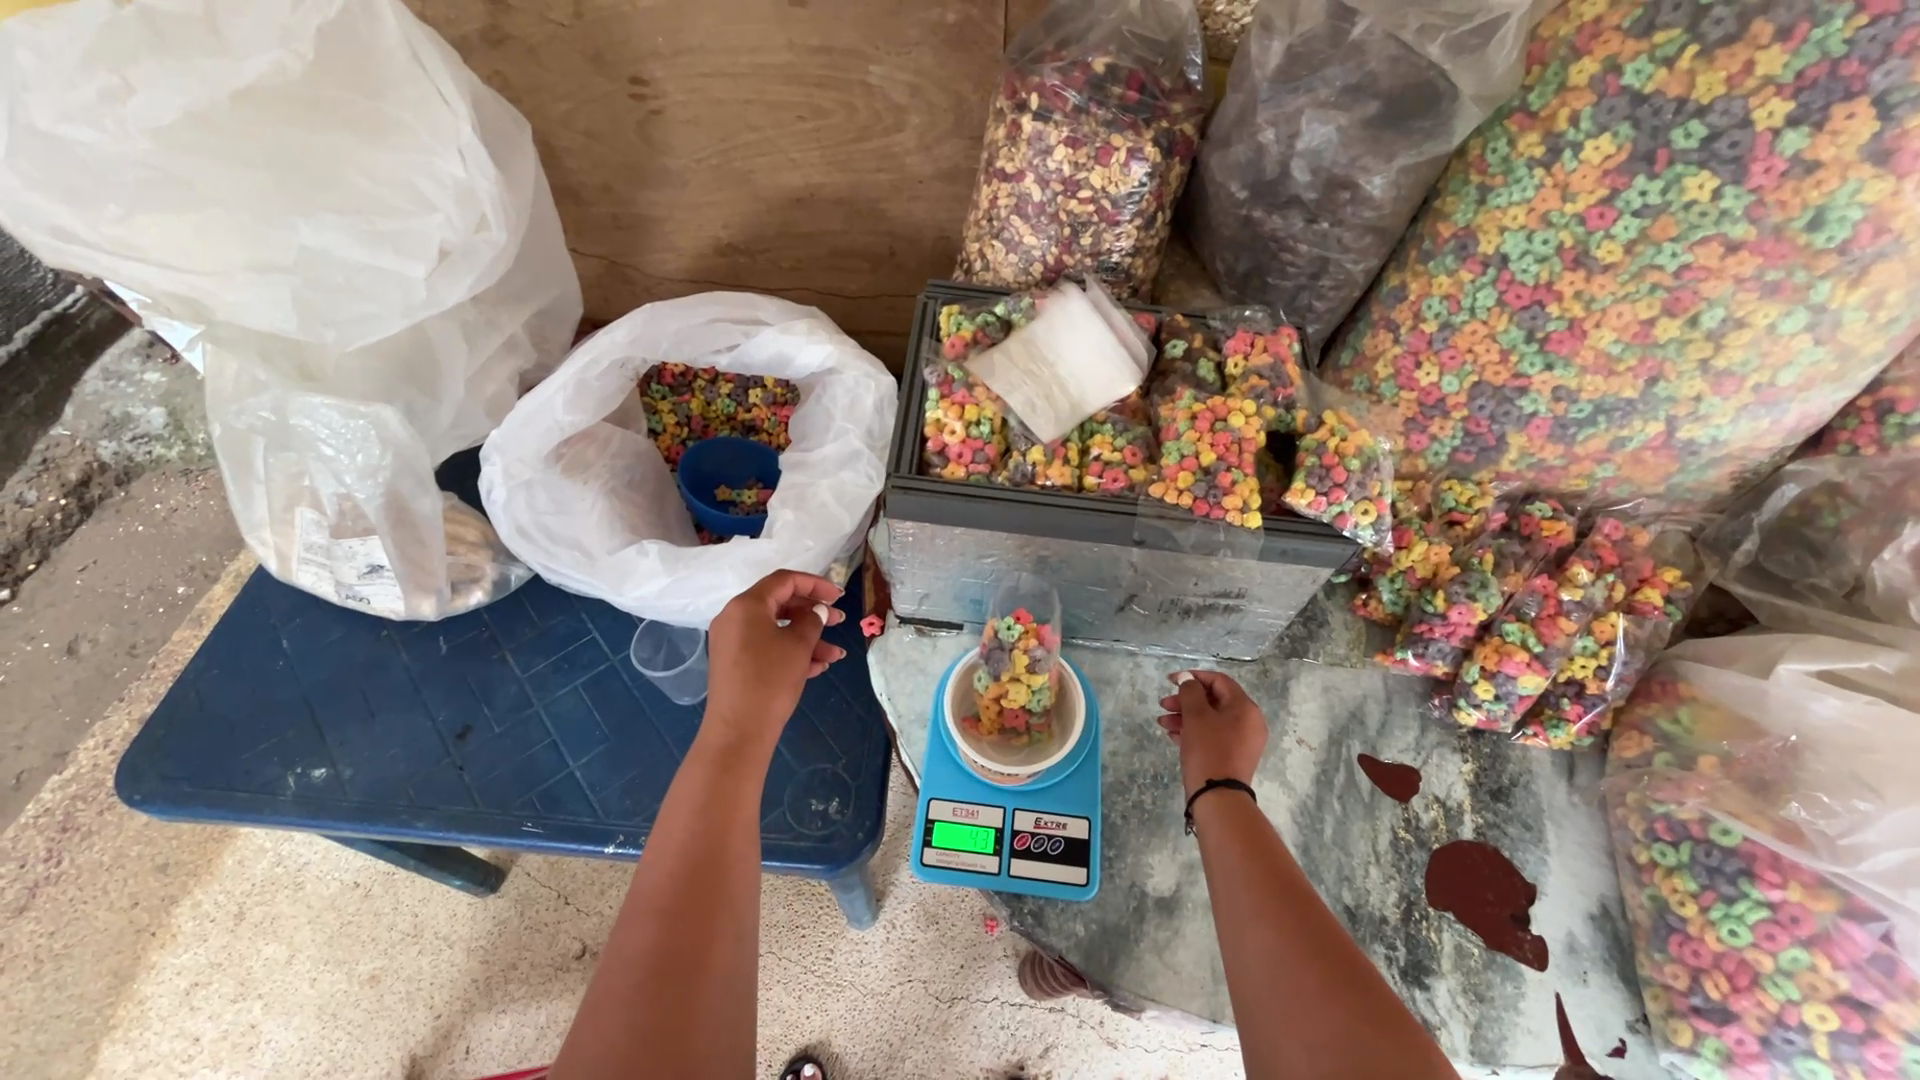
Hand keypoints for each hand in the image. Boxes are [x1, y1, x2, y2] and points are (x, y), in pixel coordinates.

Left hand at [704, 569, 847, 743]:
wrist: (739, 729)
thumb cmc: (770, 679)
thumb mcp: (798, 645)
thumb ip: (812, 620)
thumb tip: (817, 611)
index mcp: (746, 605)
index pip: (784, 581)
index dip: (815, 584)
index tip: (839, 596)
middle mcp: (735, 618)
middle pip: (780, 604)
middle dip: (813, 613)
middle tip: (840, 622)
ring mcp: (732, 642)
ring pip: (776, 630)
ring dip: (807, 638)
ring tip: (836, 654)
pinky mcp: (735, 663)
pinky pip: (767, 647)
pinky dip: (791, 652)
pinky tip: (819, 667)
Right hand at [1156, 670, 1267, 796]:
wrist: (1218, 797)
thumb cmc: (1208, 750)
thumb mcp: (1196, 716)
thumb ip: (1190, 691)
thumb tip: (1188, 679)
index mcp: (1245, 708)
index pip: (1219, 681)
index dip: (1193, 677)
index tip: (1170, 681)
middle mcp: (1249, 722)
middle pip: (1214, 701)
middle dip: (1185, 701)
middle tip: (1163, 704)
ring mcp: (1242, 741)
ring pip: (1211, 720)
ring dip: (1185, 717)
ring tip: (1162, 722)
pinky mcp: (1233, 756)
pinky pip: (1213, 736)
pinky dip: (1194, 732)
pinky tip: (1173, 735)